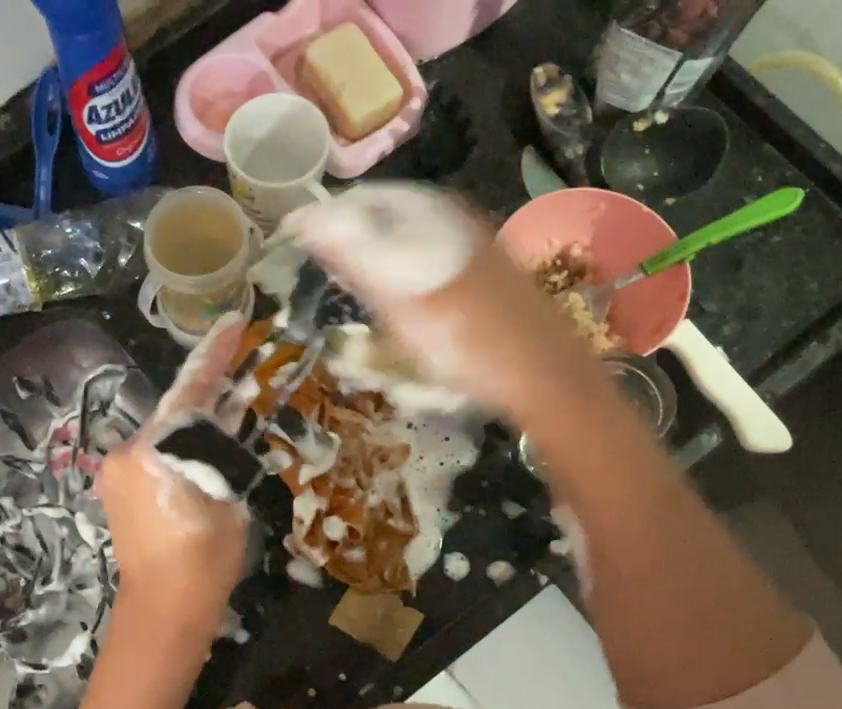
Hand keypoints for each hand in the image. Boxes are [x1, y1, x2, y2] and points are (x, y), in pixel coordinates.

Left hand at [100, 314, 250, 633]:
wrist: (164, 608)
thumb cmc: (205, 560)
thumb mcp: (229, 498)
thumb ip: (221, 454)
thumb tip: (222, 425)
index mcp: (156, 451)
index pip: (189, 391)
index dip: (214, 354)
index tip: (232, 321)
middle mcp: (127, 452)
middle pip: (174, 411)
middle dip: (209, 395)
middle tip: (242, 374)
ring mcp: (116, 470)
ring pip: (165, 433)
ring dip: (196, 425)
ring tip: (231, 416)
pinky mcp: (117, 488)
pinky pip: (155, 454)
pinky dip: (181, 447)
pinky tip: (206, 448)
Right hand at [282, 183, 603, 422]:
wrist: (544, 376)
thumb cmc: (467, 340)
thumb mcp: (402, 300)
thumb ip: (354, 256)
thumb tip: (306, 218)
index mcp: (435, 216)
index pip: (367, 199)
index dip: (328, 217)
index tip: (297, 238)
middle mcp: (456, 222)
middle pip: (390, 219)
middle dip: (352, 239)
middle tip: (323, 265)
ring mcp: (474, 250)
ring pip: (411, 242)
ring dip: (378, 261)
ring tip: (355, 287)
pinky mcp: (486, 279)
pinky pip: (430, 265)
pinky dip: (404, 279)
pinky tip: (400, 308)